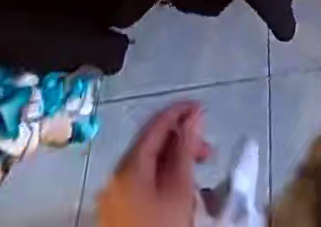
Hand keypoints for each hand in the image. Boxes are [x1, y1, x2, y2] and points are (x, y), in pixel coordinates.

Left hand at [98, 101, 213, 226]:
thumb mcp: (180, 188)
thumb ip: (187, 147)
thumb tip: (195, 115)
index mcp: (128, 166)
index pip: (156, 123)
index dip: (181, 110)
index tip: (203, 107)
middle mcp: (116, 176)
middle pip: (151, 142)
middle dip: (181, 139)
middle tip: (207, 148)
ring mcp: (114, 195)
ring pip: (148, 162)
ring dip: (174, 159)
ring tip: (198, 170)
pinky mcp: (117, 212)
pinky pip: (142, 180)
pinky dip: (162, 176)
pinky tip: (180, 188)